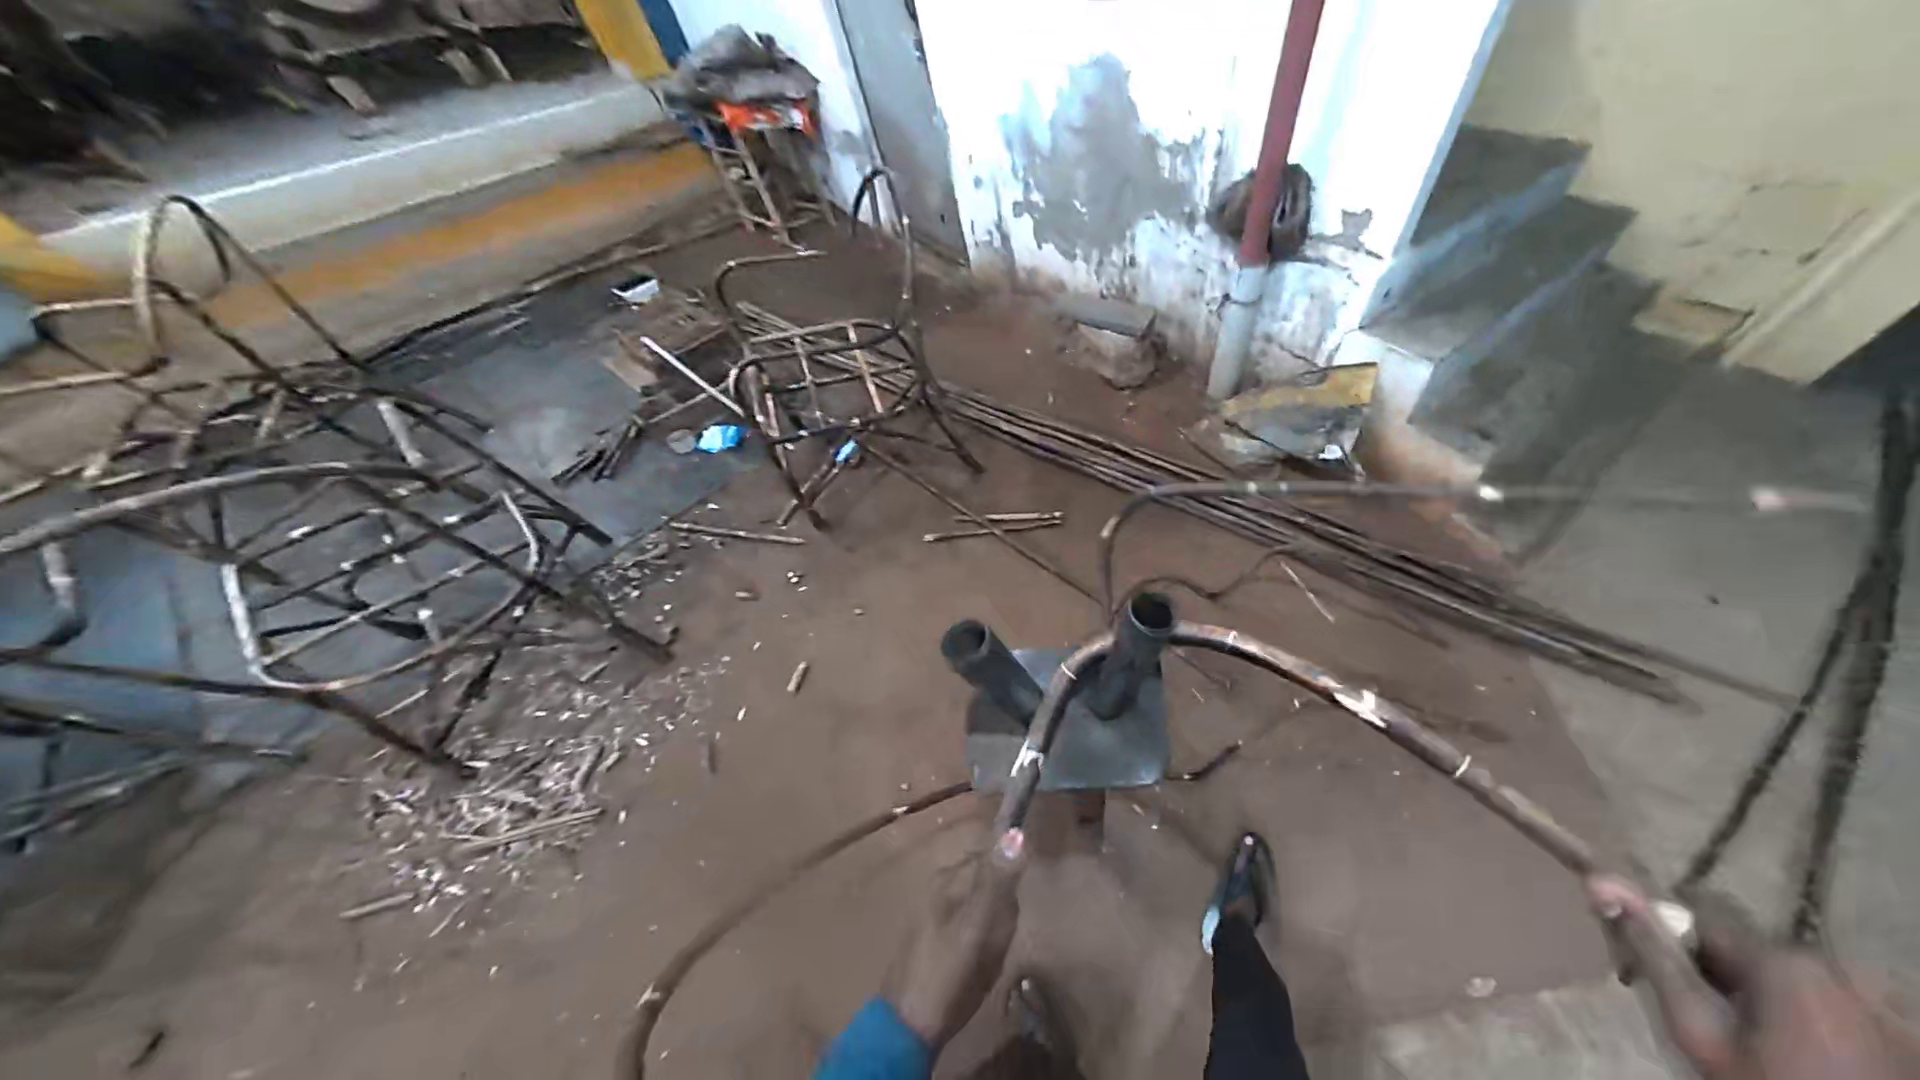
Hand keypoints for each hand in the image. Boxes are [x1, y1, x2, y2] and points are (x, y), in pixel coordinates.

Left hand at [884, 827, 1027, 1048]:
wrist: (906, 1027)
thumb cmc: (945, 973)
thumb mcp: (976, 927)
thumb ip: (996, 881)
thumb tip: (1016, 833)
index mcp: (946, 878)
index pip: (991, 858)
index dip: (1007, 884)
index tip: (1010, 913)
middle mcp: (939, 887)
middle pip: (988, 884)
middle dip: (1001, 912)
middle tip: (998, 942)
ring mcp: (936, 913)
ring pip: (982, 910)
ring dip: (993, 932)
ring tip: (987, 958)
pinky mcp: (936, 938)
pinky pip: (972, 931)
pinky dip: (981, 947)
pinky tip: (976, 968)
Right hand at [1588, 875, 1918, 1079]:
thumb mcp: (1695, 1027)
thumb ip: (1650, 950)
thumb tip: (1599, 878)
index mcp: (1783, 958)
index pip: (1697, 905)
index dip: (1666, 928)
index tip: (1651, 965)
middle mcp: (1835, 964)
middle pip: (1744, 942)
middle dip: (1712, 965)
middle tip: (1700, 1015)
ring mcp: (1880, 999)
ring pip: (1783, 971)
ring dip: (1755, 990)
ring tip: (1751, 1040)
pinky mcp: (1901, 1030)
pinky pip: (1826, 998)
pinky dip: (1799, 1013)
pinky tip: (1797, 1052)